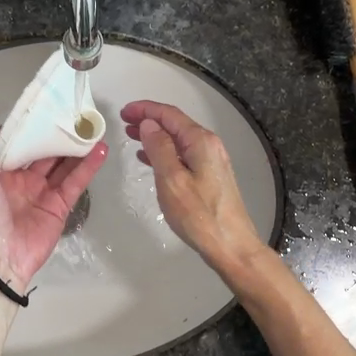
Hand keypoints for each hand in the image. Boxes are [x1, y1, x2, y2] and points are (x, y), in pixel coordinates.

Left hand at [0, 130, 107, 292]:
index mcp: (0, 170)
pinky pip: (76, 182)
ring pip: (63, 164)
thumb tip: (6, 129)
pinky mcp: (60, 206)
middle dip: (58, 134)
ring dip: (78, 147)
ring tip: (93, 128)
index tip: (48, 108)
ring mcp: (42, 192)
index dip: (33, 127)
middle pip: (45, 151)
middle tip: (76, 114)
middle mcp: (22, 179)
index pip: (20, 143)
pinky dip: (89, 166)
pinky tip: (100, 149)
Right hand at [122, 101, 267, 270]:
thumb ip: (159, 148)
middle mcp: (209, 145)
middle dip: (149, 120)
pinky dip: (164, 152)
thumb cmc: (199, 214)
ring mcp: (211, 160)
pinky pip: (183, 154)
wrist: (231, 245)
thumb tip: (149, 124)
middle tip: (124, 123)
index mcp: (200, 141)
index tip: (123, 112)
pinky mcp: (210, 176)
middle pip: (175, 124)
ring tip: (132, 137)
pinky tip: (149, 159)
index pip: (169, 114)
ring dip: (155, 136)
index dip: (145, 109)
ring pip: (178, 140)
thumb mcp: (172, 180)